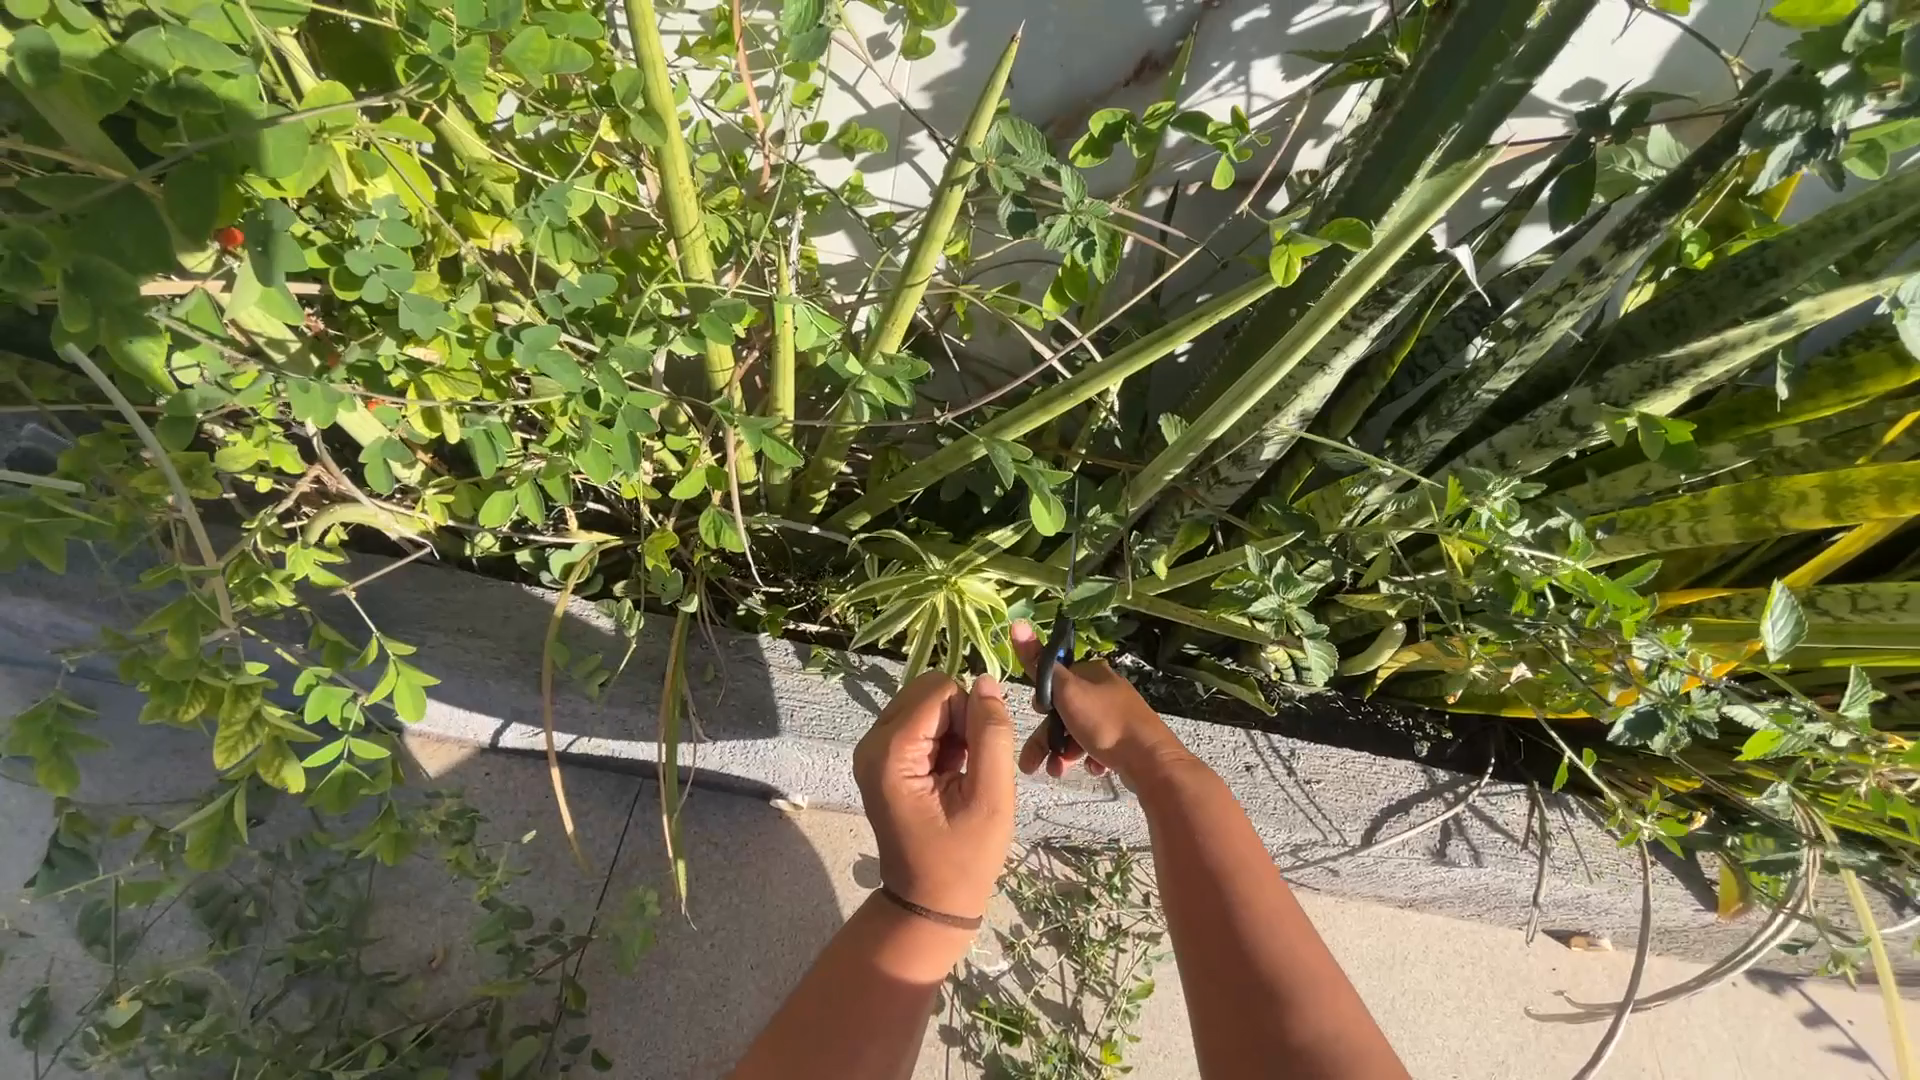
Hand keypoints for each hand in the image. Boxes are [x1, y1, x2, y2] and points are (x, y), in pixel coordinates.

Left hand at [853, 670, 1016, 919]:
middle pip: (927, 691)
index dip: (969, 714)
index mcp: (890, 753)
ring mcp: (872, 749)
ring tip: (959, 773)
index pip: (939, 690)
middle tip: (968, 766)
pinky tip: (949, 772)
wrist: (930, 901)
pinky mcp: (881, 756)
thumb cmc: (964, 858)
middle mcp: (872, 742)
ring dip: (952, 728)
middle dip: (959, 718)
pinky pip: (918, 720)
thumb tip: (986, 681)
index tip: (977, 758)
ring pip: (925, 702)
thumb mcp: (991, 798)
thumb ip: (991, 734)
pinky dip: (941, 738)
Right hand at [1011, 620, 1190, 786]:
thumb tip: (1017, 624)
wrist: (1150, 760)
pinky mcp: (1125, 740)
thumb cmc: (1104, 722)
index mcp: (1092, 672)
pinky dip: (1088, 758)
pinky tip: (1092, 768)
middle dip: (1047, 738)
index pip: (1056, 681)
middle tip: (1034, 761)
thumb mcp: (1066, 691)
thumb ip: (1040, 664)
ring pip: (1078, 732)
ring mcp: (1117, 716)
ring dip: (1063, 753)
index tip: (1036, 718)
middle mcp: (1105, 690)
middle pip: (1065, 711)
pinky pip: (1097, 747)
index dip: (1042, 701)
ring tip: (1058, 772)